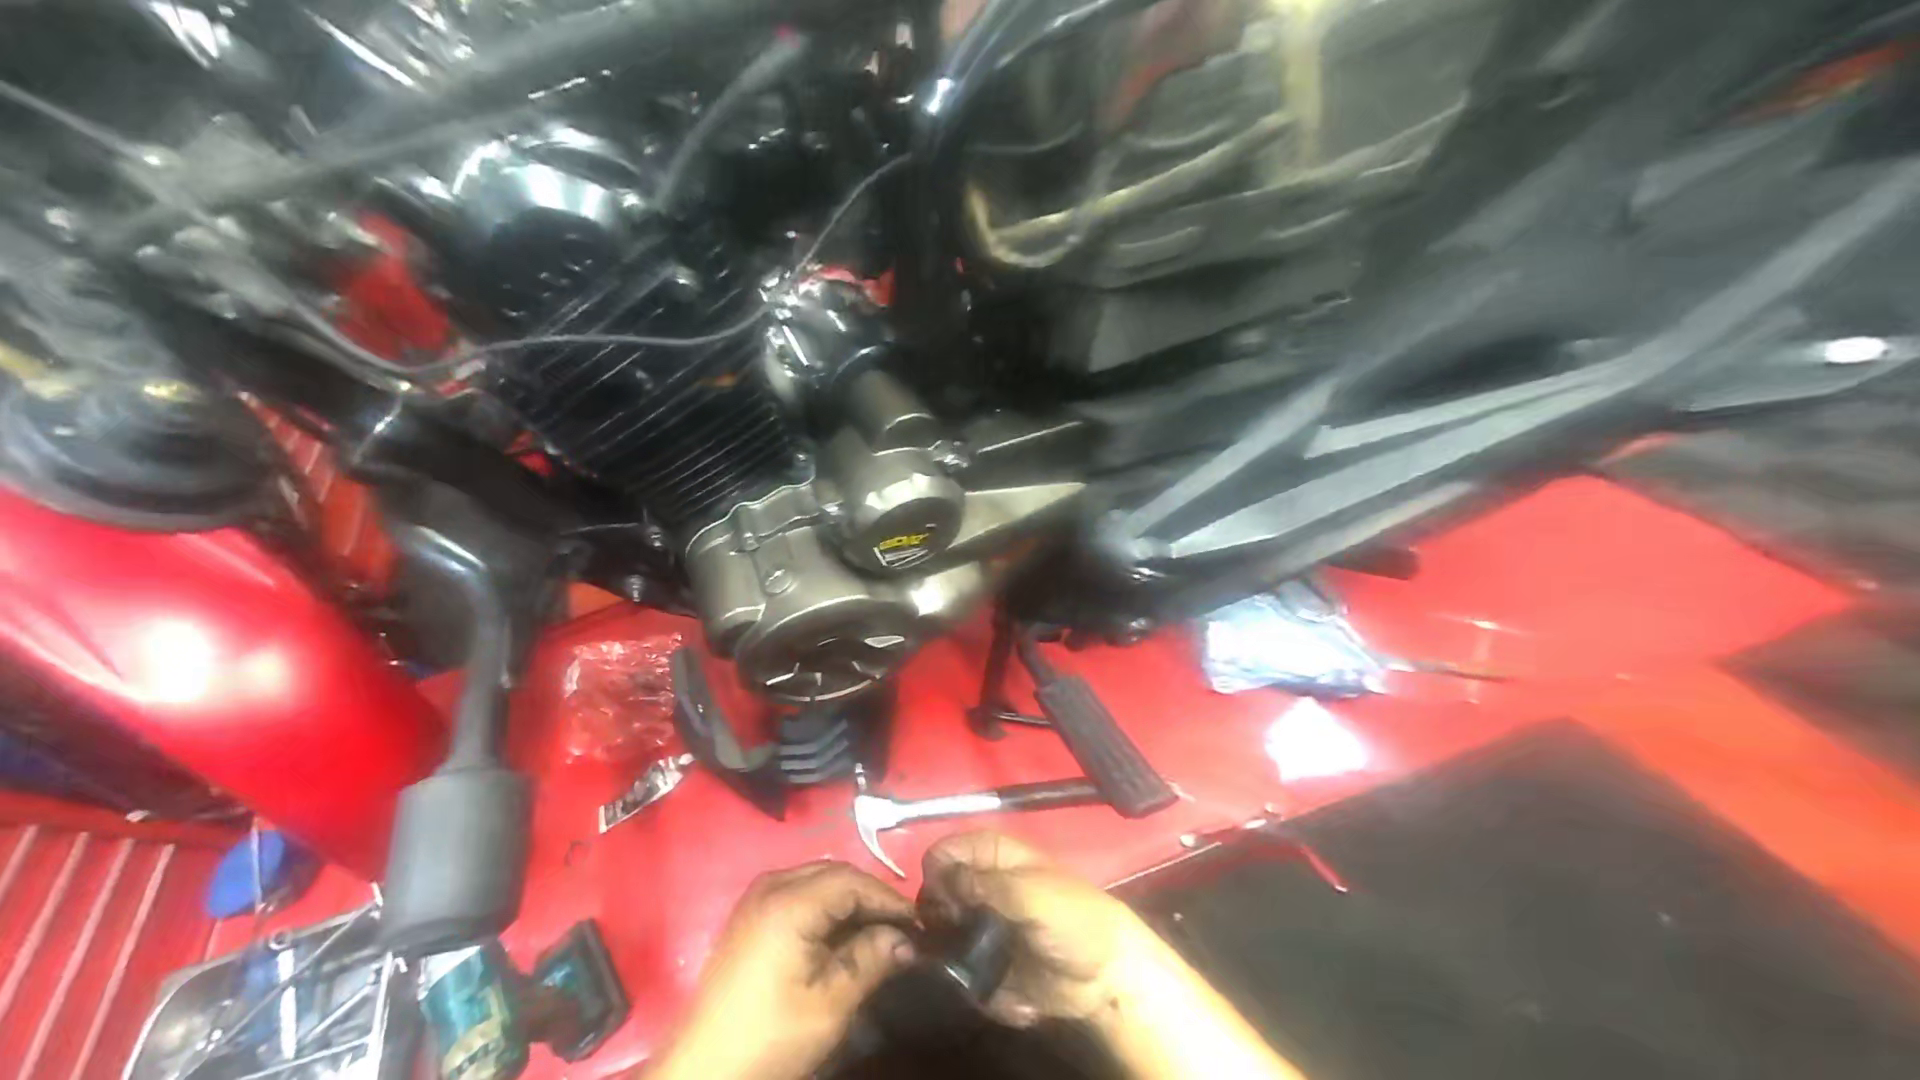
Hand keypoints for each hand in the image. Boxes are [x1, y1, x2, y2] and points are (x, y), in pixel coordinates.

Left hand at [650, 861, 915, 1079]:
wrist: (704, 1071)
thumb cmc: (769, 1037)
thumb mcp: (829, 1005)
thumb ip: (870, 961)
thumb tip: (907, 940)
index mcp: (789, 902)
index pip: (853, 881)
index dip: (888, 899)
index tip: (918, 923)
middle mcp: (772, 885)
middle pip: (835, 873)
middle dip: (870, 896)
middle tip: (900, 926)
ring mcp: (757, 897)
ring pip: (818, 878)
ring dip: (849, 899)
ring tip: (876, 929)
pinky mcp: (750, 913)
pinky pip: (799, 890)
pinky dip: (826, 904)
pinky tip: (840, 932)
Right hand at [917, 831, 1154, 1027]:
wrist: (1104, 974)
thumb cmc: (1073, 918)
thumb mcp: (1030, 893)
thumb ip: (986, 884)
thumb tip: (943, 880)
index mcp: (993, 855)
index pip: (945, 850)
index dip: (937, 871)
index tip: (944, 899)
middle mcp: (982, 883)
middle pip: (936, 891)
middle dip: (938, 915)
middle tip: (958, 935)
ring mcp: (982, 922)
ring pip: (942, 930)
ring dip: (950, 948)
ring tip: (972, 962)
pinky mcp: (985, 959)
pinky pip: (959, 964)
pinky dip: (965, 975)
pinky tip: (985, 983)